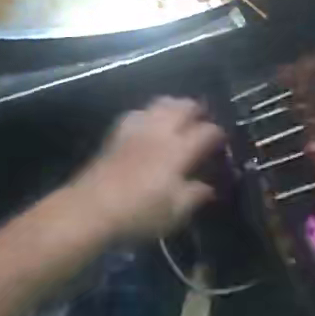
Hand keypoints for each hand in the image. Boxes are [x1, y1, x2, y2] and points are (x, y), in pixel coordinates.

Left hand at [67, 97, 224, 244]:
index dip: (217, 134)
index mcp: (178, 150)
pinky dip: (150, 112)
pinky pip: (139, 111)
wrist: (93, 205)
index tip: (222, 141)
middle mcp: (160, 131)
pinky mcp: (118, 130)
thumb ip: (194, 195)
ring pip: (160, 103)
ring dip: (174, 105)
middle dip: (197, 109)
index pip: (206, 131)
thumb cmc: (139, 212)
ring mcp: (137, 127)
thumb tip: (208, 187)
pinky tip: (150, 122)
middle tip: (203, 119)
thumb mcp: (175, 212)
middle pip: (183, 107)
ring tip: (179, 115)